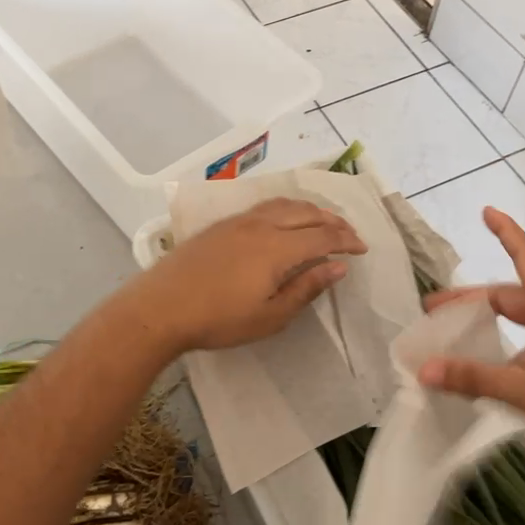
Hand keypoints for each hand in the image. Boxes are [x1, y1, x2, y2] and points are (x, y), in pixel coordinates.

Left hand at [113, 198, 366, 356]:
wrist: (161, 306)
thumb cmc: (218, 319)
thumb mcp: (270, 316)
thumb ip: (306, 288)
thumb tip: (338, 267)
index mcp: (278, 247)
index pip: (323, 235)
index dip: (347, 240)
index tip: (363, 249)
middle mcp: (262, 225)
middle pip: (306, 212)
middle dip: (332, 220)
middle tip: (348, 233)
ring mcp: (239, 221)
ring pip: (283, 204)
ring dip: (309, 209)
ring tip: (321, 220)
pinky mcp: (221, 225)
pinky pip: (264, 207)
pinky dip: (286, 208)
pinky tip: (284, 220)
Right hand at [416, 207, 524, 473]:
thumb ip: (475, 378)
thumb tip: (424, 368)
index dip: (506, 233)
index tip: (487, 210)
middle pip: (517, 297)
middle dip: (477, 302)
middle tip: (439, 313)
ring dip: (497, 331)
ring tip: (465, 347)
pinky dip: (518, 353)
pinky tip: (505, 378)